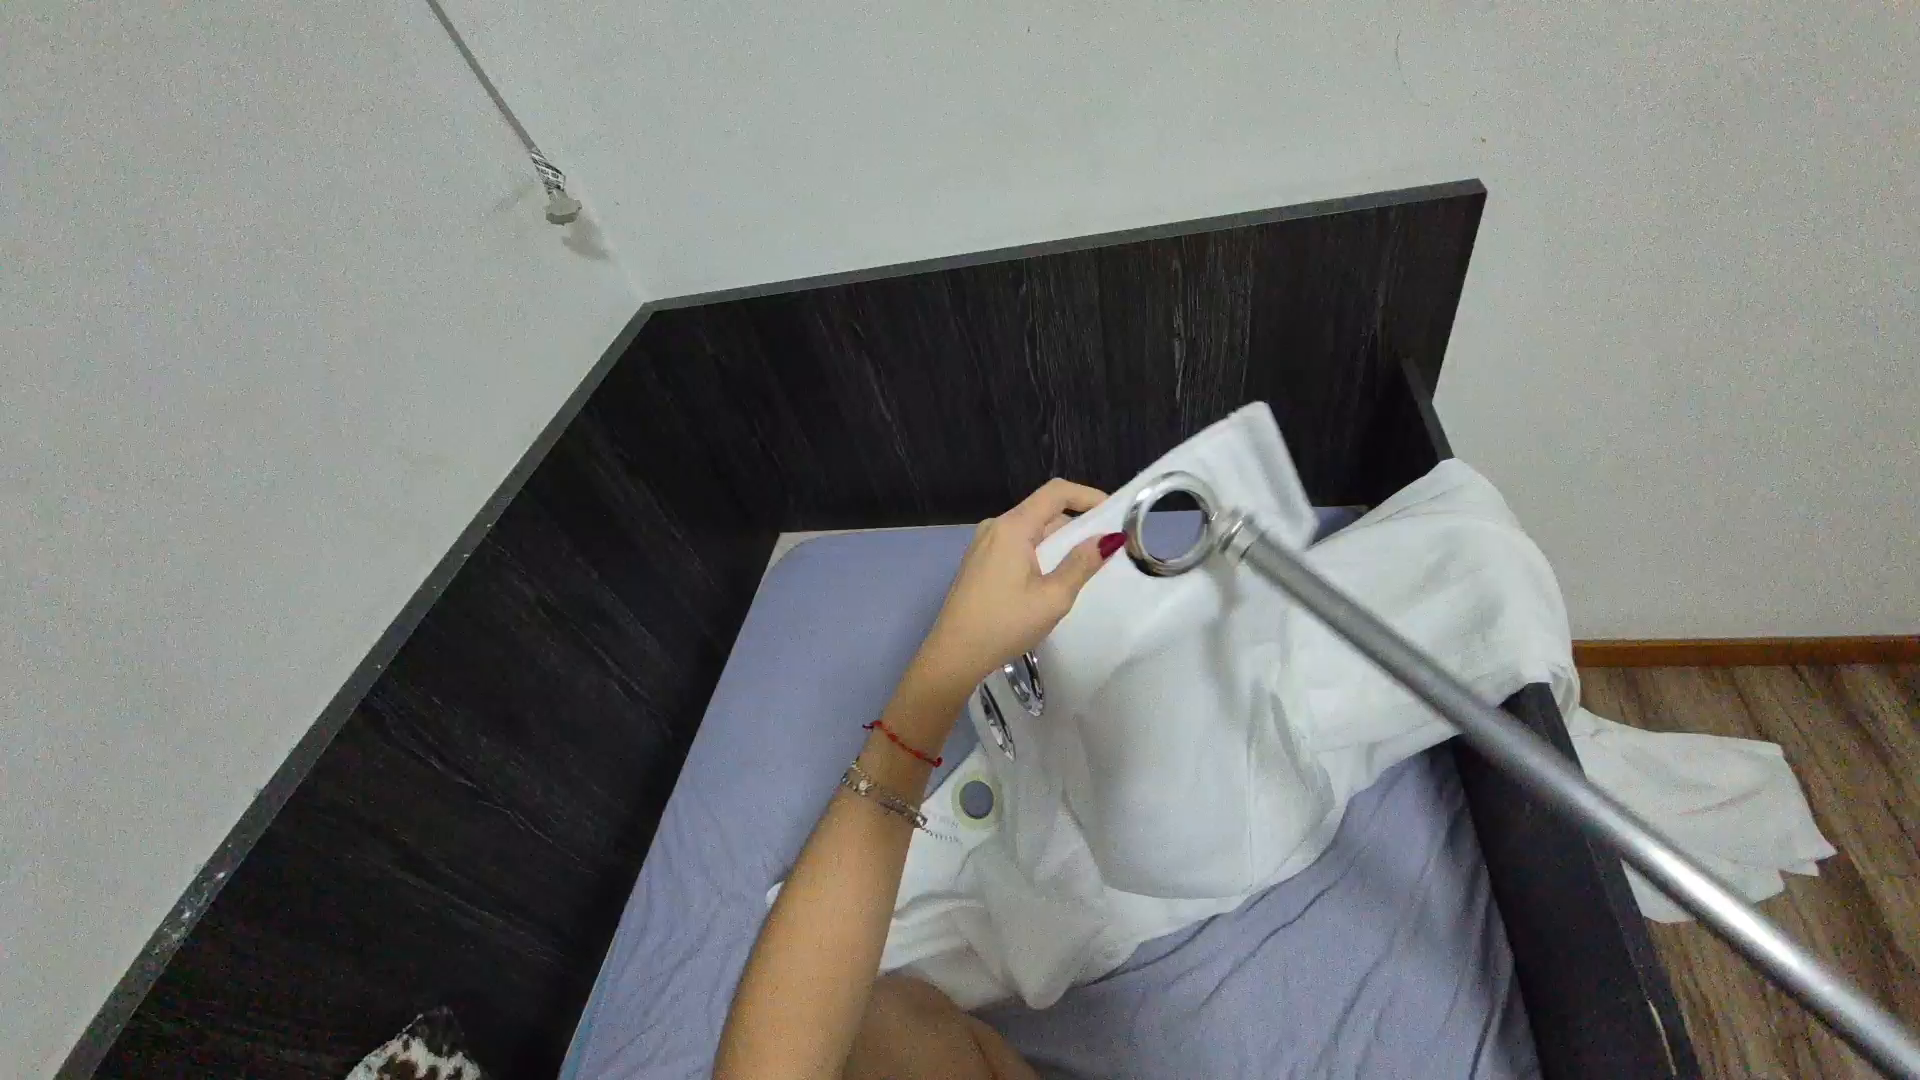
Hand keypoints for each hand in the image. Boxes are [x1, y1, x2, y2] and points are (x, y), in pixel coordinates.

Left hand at [906, 479, 1117, 695]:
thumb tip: (1108, 539)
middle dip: (1076, 524)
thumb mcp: (1053, 598)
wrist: (954, 654)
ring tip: (1082, 567)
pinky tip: (1050, 578)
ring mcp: (983, 543)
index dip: (1088, 496)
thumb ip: (1082, 564)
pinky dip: (1039, 552)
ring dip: (1057, 542)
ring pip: (1030, 530)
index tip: (1113, 513)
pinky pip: (1016, 544)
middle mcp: (995, 526)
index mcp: (1012, 527)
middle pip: (1043, 511)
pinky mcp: (979, 561)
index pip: (1056, 492)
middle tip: (1104, 548)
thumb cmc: (1005, 624)